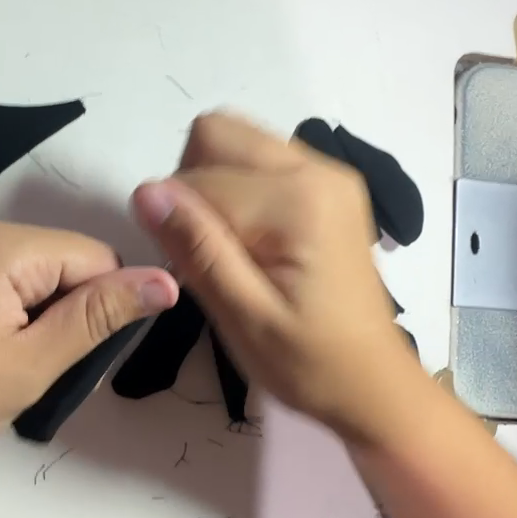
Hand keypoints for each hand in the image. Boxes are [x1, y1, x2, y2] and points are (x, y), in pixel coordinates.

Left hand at [0, 219, 176, 510]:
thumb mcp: (30, 365)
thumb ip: (100, 317)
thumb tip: (167, 280)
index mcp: (0, 244)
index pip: (95, 257)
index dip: (101, 310)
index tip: (71, 362)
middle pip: (62, 262)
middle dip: (66, 316)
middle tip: (32, 374)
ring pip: (30, 276)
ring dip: (36, 321)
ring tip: (3, 370)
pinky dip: (5, 317)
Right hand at [131, 112, 421, 444]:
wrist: (371, 384)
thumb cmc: (307, 362)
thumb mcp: (242, 315)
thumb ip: (196, 248)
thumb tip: (145, 192)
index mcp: (298, 200)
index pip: (199, 178)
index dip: (177, 222)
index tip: (192, 270)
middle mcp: (316, 168)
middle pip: (217, 133)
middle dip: (191, 187)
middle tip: (207, 252)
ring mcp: (326, 174)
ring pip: (235, 142)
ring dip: (213, 188)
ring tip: (228, 250)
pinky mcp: (325, 187)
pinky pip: (258, 163)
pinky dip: (237, 192)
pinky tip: (248, 244)